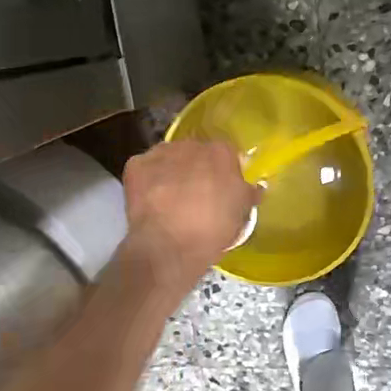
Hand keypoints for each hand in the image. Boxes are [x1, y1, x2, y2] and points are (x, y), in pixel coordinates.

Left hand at [122, 139, 259, 291]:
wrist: (170, 246)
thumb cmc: (213, 230)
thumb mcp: (242, 214)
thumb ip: (249, 194)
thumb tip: (255, 187)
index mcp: (221, 152)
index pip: (226, 154)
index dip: (223, 173)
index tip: (221, 190)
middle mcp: (191, 145)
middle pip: (195, 153)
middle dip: (195, 169)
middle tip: (195, 195)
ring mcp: (160, 153)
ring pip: (168, 158)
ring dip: (170, 172)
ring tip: (170, 200)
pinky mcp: (135, 166)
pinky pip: (144, 169)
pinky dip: (147, 181)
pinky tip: (151, 201)